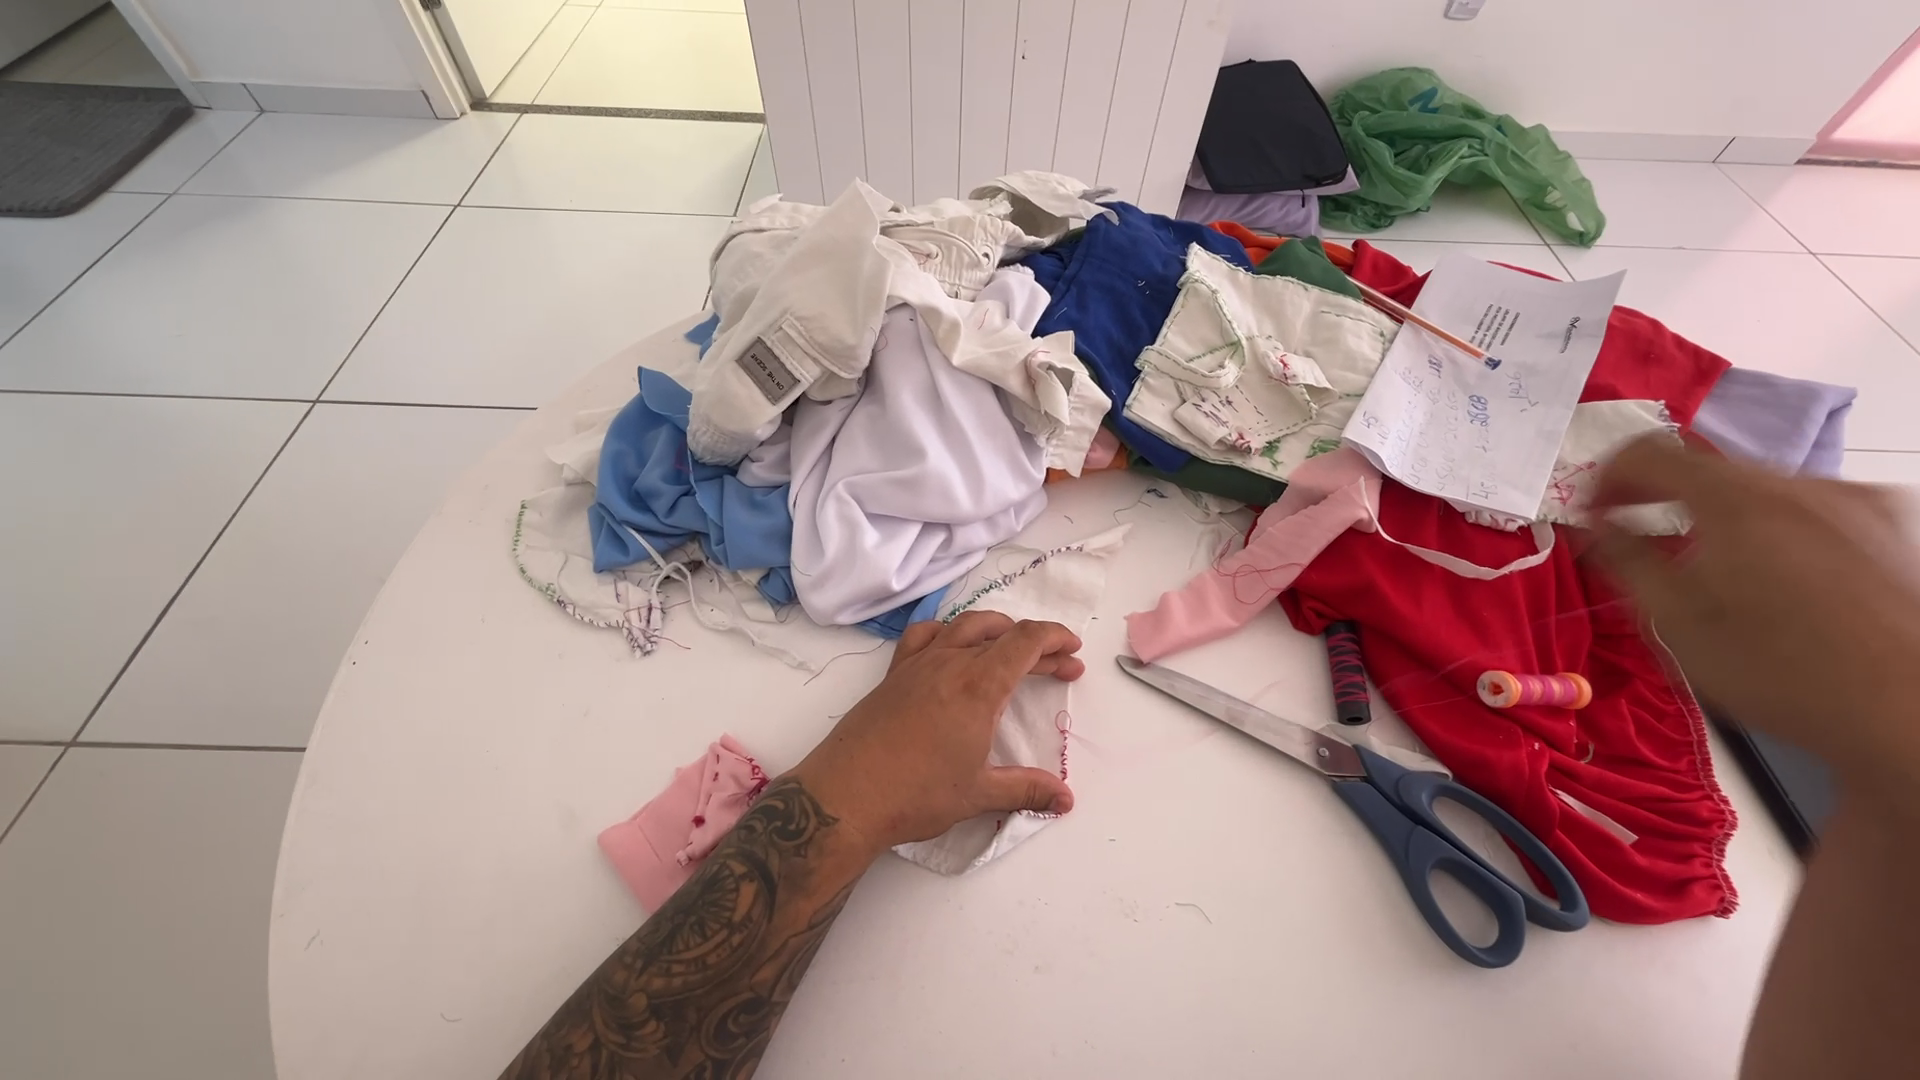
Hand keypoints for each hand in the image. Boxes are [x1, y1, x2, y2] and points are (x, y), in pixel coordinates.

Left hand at [787, 612, 1082, 856]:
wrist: (846, 795)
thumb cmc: (917, 794)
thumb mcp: (979, 794)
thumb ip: (1027, 789)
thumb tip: (1065, 799)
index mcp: (978, 685)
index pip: (1025, 641)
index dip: (1055, 638)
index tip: (1072, 652)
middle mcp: (949, 663)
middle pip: (1001, 633)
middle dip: (1035, 643)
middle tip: (1057, 665)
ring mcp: (918, 664)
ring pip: (963, 626)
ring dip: (995, 630)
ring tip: (1011, 648)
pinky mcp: (893, 674)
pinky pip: (924, 636)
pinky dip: (947, 632)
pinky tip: (951, 647)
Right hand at [1591, 436, 1919, 794]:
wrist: (1912, 716)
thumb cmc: (1778, 671)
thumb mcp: (1673, 621)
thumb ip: (1623, 559)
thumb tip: (1595, 524)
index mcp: (1740, 502)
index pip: (1647, 452)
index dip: (1604, 479)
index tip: (1592, 515)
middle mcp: (1804, 486)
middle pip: (1706, 469)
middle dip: (1661, 501)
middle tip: (1641, 544)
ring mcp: (1861, 501)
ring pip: (1758, 489)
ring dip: (1718, 516)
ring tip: (1714, 569)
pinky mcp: (1896, 525)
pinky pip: (1808, 507)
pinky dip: (1772, 528)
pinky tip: (1776, 577)